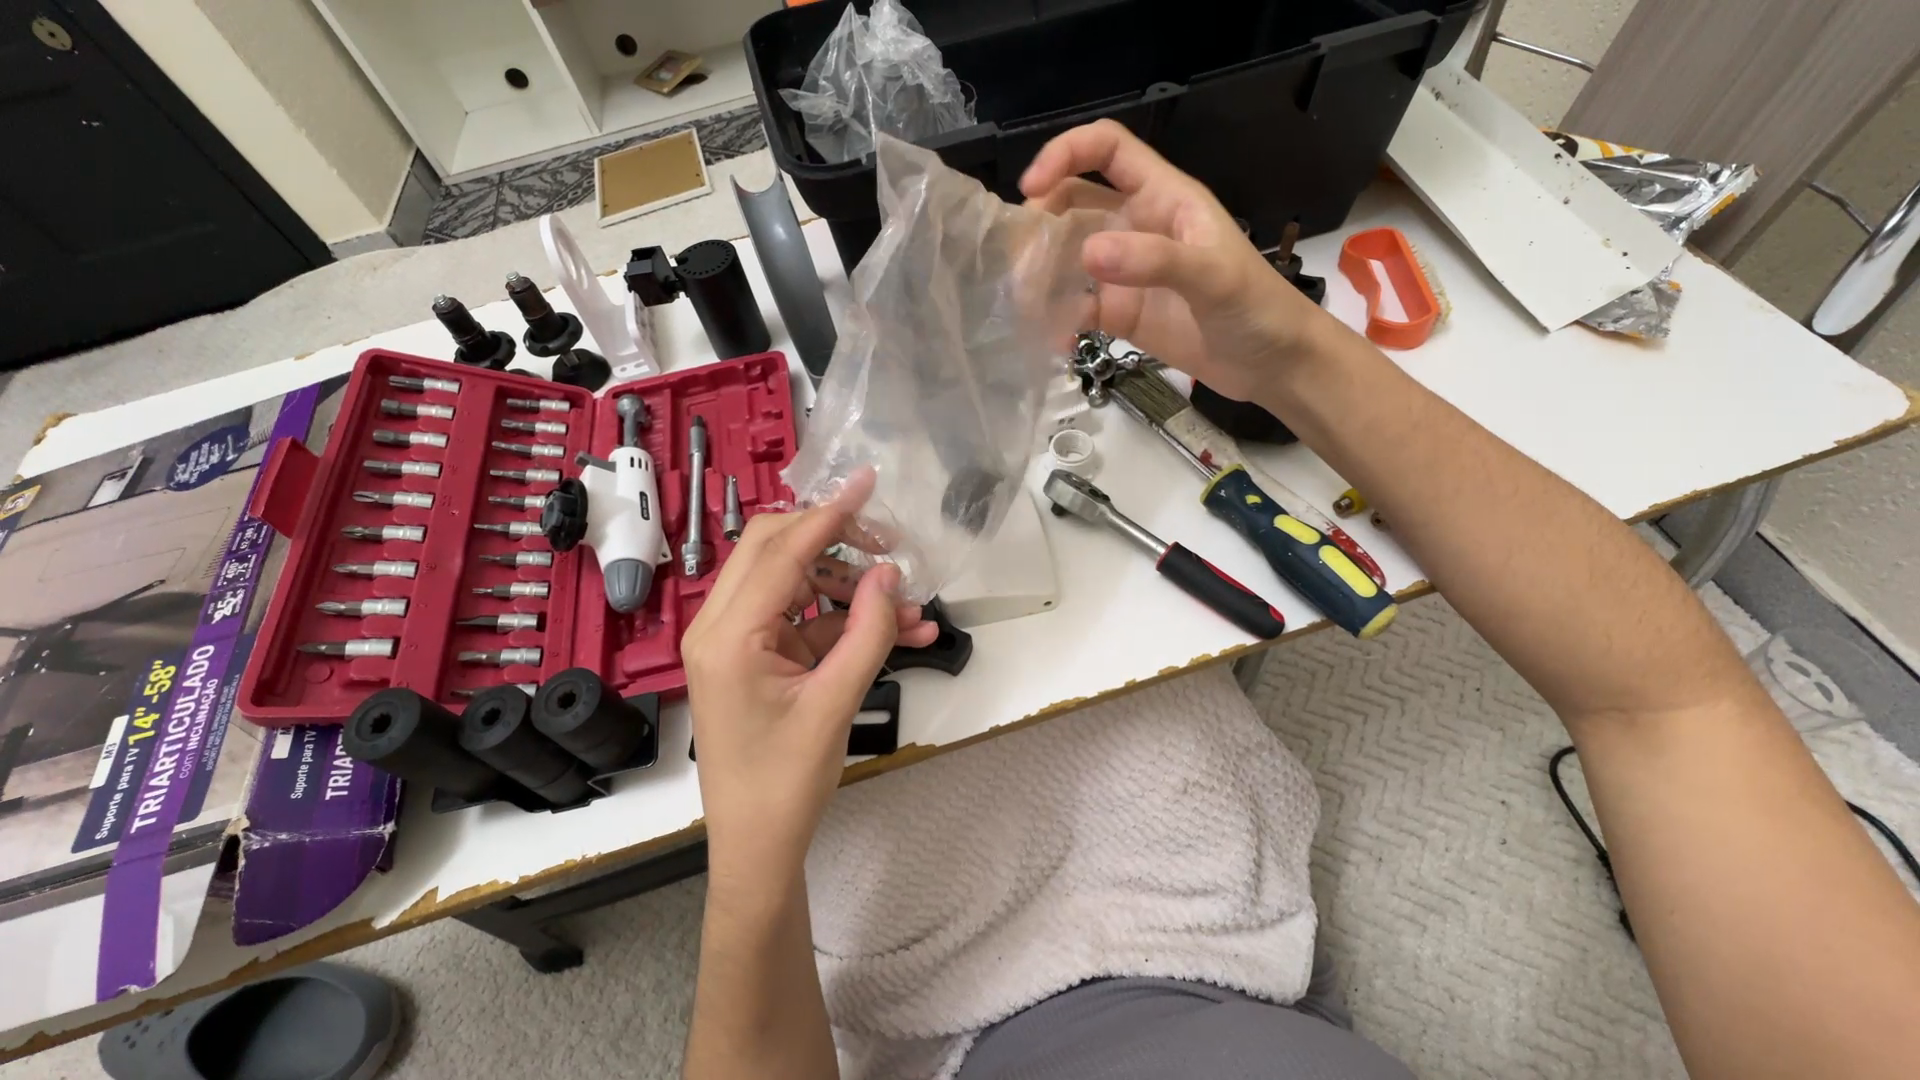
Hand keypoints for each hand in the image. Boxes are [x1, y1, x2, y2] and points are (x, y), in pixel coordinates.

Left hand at [682, 470, 937, 881]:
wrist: (757, 847)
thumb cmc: (786, 783)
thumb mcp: (836, 703)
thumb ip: (866, 632)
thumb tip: (889, 572)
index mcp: (728, 634)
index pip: (781, 549)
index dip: (829, 512)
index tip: (867, 481)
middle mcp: (722, 627)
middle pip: (778, 553)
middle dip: (837, 542)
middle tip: (890, 544)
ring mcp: (738, 644)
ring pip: (796, 587)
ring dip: (852, 591)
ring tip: (911, 609)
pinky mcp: (757, 661)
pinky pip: (804, 624)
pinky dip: (846, 625)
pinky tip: (901, 634)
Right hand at [1020, 120, 1330, 401]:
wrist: (1273, 365)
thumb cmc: (1257, 307)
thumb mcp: (1213, 276)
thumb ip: (1155, 261)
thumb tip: (1088, 254)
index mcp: (1163, 198)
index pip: (1107, 150)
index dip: (1065, 154)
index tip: (1031, 188)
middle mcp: (1137, 227)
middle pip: (1073, 203)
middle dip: (1041, 222)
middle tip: (1017, 259)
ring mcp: (1126, 273)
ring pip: (1068, 257)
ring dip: (1042, 272)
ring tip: (1023, 301)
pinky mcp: (1121, 315)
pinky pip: (1077, 308)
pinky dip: (1058, 318)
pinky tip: (1050, 336)